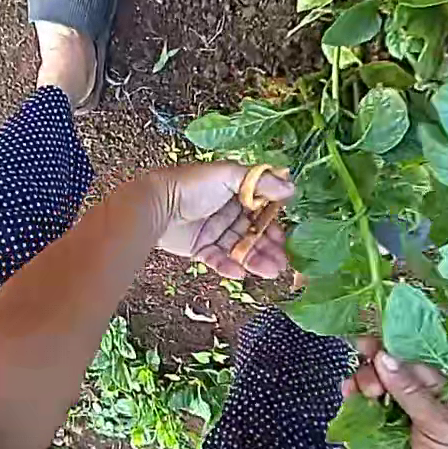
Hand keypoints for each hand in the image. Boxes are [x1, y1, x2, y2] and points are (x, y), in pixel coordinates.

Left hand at [145, 163, 293, 278]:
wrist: (156, 204)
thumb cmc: (193, 184)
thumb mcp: (229, 175)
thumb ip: (261, 181)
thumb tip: (291, 188)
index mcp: (234, 191)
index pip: (261, 209)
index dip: (274, 223)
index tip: (287, 237)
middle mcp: (225, 211)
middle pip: (252, 232)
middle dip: (269, 247)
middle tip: (284, 262)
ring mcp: (212, 230)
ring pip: (239, 248)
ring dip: (255, 260)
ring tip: (271, 272)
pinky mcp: (198, 247)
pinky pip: (217, 259)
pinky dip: (229, 267)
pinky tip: (240, 273)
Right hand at [345, 337, 447, 448]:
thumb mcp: (439, 423)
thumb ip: (408, 391)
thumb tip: (383, 356)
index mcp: (444, 391)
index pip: (411, 363)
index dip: (387, 354)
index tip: (363, 345)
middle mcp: (423, 401)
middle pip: (390, 377)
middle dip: (372, 375)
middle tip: (366, 387)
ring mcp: (407, 421)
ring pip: (378, 396)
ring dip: (362, 390)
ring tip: (351, 393)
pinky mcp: (392, 440)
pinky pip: (372, 419)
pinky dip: (359, 410)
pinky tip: (349, 404)